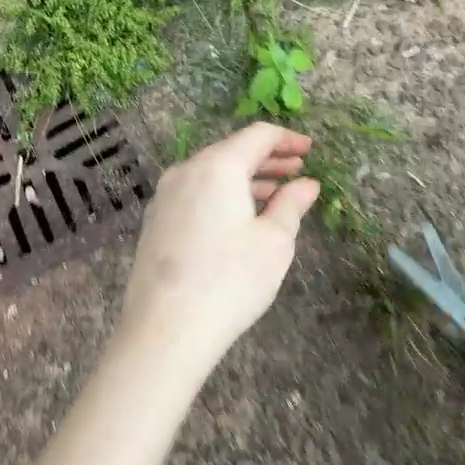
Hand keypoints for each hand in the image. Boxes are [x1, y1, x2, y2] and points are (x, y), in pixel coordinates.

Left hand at [122, 123, 318, 371]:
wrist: (166, 328)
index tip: (309, 150)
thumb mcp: (274, 242)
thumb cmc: (230, 280)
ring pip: (210, 175)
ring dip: (244, 180)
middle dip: (267, 160)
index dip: (286, 139)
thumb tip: (306, 184)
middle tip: (297, 171)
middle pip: (231, 152)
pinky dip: (221, 196)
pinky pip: (194, 195)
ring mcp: (164, 197)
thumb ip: (291, 205)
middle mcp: (186, 172)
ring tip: (274, 197)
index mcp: (217, 166)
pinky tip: (238, 220)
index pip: (257, 136)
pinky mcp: (155, 223)